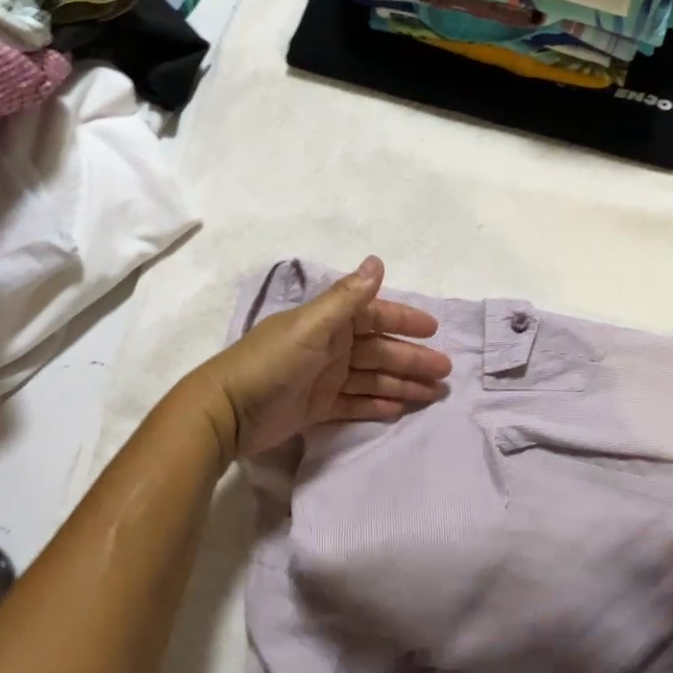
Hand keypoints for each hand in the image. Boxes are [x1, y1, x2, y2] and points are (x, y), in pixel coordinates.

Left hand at [195, 257, 452, 455]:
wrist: (226, 411)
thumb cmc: (269, 364)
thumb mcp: (310, 328)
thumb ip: (346, 298)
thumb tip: (377, 261)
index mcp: (327, 323)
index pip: (374, 316)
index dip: (404, 321)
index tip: (434, 330)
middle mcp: (329, 347)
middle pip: (379, 350)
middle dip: (412, 359)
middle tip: (445, 373)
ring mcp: (323, 378)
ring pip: (372, 378)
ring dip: (402, 384)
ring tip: (433, 395)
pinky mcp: (317, 407)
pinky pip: (355, 403)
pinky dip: (376, 404)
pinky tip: (399, 409)